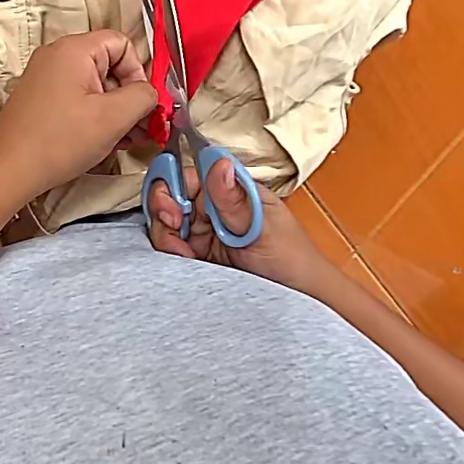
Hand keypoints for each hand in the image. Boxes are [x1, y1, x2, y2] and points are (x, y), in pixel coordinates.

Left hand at [0, 30, 157, 200]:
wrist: (10, 170)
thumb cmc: (59, 141)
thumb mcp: (114, 117)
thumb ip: (143, 97)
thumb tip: (151, 94)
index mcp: (74, 50)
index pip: (122, 44)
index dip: (138, 73)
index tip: (141, 103)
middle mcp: (57, 56)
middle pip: (110, 65)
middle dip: (129, 97)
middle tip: (139, 128)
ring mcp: (46, 78)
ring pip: (96, 85)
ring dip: (115, 111)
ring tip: (124, 139)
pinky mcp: (41, 99)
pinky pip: (79, 98)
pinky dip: (96, 116)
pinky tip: (104, 141)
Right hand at [145, 157, 342, 296]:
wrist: (299, 299)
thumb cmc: (292, 258)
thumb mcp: (264, 227)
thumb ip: (235, 199)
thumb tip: (218, 164)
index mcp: (230, 190)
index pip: (189, 173)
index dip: (173, 184)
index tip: (176, 208)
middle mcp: (212, 208)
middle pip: (168, 196)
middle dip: (163, 211)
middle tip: (176, 230)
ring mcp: (202, 233)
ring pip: (164, 224)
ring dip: (167, 237)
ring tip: (187, 254)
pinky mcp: (195, 258)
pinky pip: (169, 250)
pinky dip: (169, 256)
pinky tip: (186, 263)